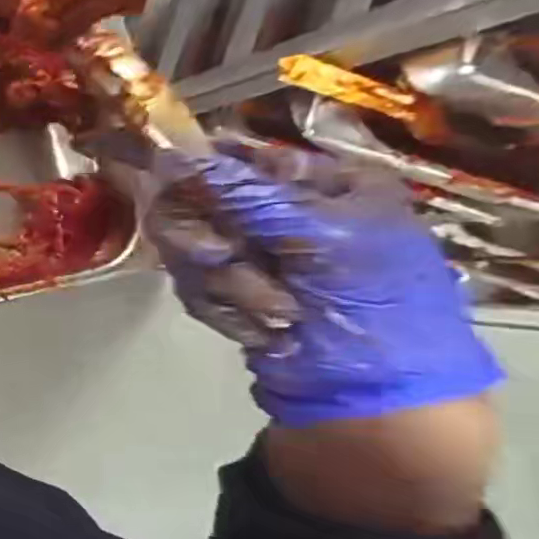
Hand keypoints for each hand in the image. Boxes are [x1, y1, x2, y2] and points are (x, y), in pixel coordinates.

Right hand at [148, 144, 502, 426]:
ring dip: (222, 285)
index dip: (195, 169)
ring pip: (185, 249)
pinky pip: (190, 286)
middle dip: (204, 240)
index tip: (166, 179)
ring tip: (273, 312)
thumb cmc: (373, 299)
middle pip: (193, 204)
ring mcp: (247, 253)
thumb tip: (176, 152)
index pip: (234, 158)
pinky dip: (219, 309)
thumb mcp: (320, 235)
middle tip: (221, 258)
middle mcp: (274, 212)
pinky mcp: (223, 290)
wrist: (371, 386)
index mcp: (316, 183)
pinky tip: (257, 328)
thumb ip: (245, 195)